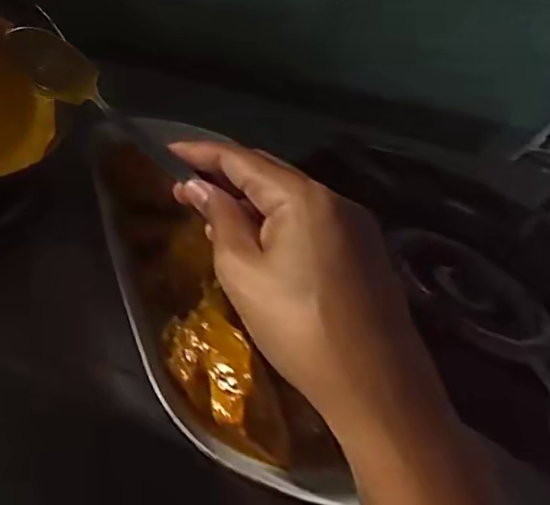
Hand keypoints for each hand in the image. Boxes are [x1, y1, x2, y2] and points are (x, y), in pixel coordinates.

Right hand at [166, 139, 441, 436]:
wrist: (383, 400)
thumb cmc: (299, 328)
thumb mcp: (241, 270)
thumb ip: (218, 217)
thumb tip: (196, 187)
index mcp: (304, 199)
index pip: (240, 158)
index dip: (199, 151)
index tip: (166, 150)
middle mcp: (335, 202)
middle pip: (267, 170)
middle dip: (221, 172)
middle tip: (181, 183)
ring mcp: (355, 228)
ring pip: (287, 194)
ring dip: (245, 196)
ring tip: (206, 208)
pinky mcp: (363, 254)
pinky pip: (306, 217)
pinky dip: (271, 215)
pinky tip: (248, 234)